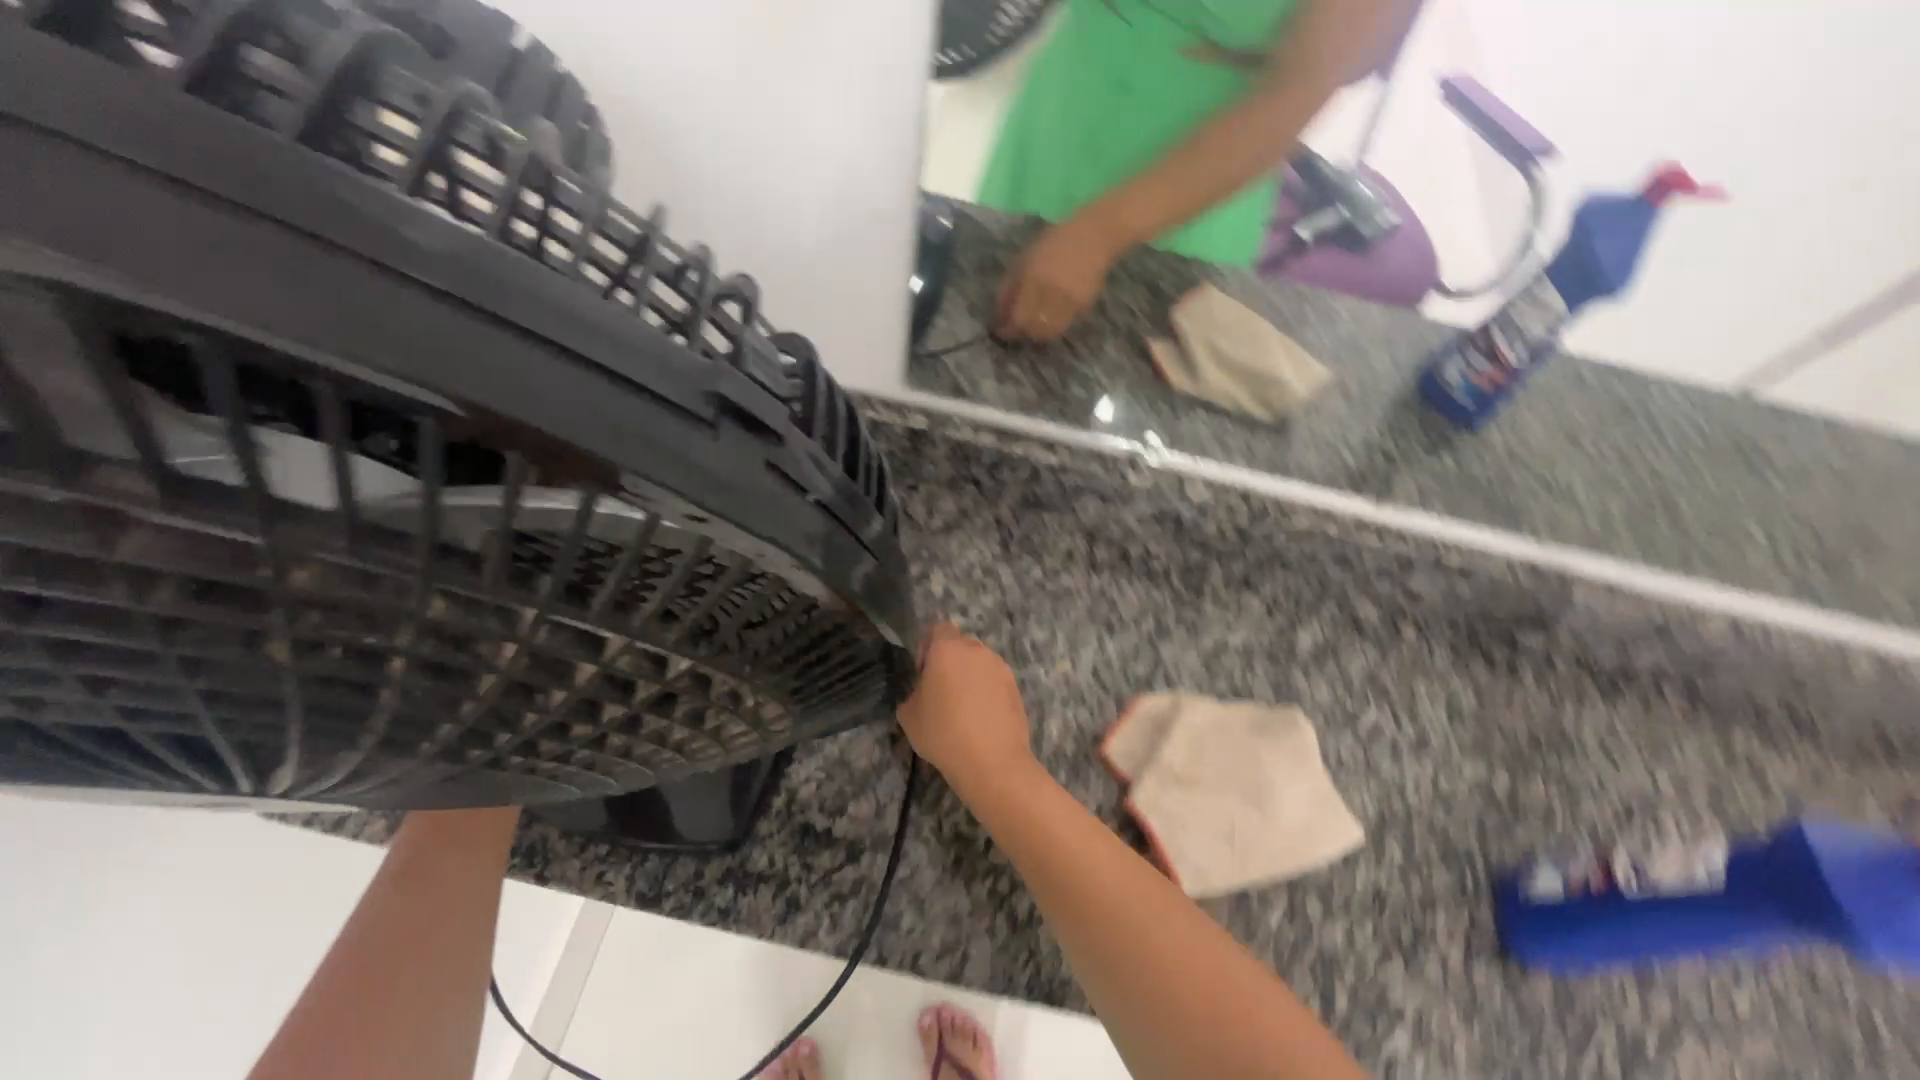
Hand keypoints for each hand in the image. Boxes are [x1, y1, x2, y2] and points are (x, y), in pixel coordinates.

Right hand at [897, 624, 1034, 785]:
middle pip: (960, 645)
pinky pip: (995, 681)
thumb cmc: (943, 733)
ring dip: (970, 677)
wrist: (991, 761)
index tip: (923, 673)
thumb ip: (913, 693)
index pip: (937, 629)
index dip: (927, 646)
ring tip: (964, 709)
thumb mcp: (908, 715)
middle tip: (941, 693)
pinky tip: (981, 719)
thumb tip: (923, 692)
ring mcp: (1001, 668)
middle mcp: (978, 650)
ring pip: (980, 663)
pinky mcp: (1016, 688)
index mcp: (948, 649)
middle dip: (950, 662)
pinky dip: (987, 692)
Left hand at [995, 214, 1126, 342]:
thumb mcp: (1022, 260)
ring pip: (1051, 332)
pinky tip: (1048, 315)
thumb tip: (999, 317)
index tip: (1000, 330)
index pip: (1019, 319)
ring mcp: (1072, 302)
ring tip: (1032, 324)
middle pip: (1034, 330)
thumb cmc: (1052, 243)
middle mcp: (1054, 294)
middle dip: (1022, 334)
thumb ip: (1008, 289)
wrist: (1094, 236)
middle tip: (1015, 329)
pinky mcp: (1085, 306)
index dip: (1008, 330)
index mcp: (1035, 280)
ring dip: (1038, 333)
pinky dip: (1053, 325)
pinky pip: (1065, 324)